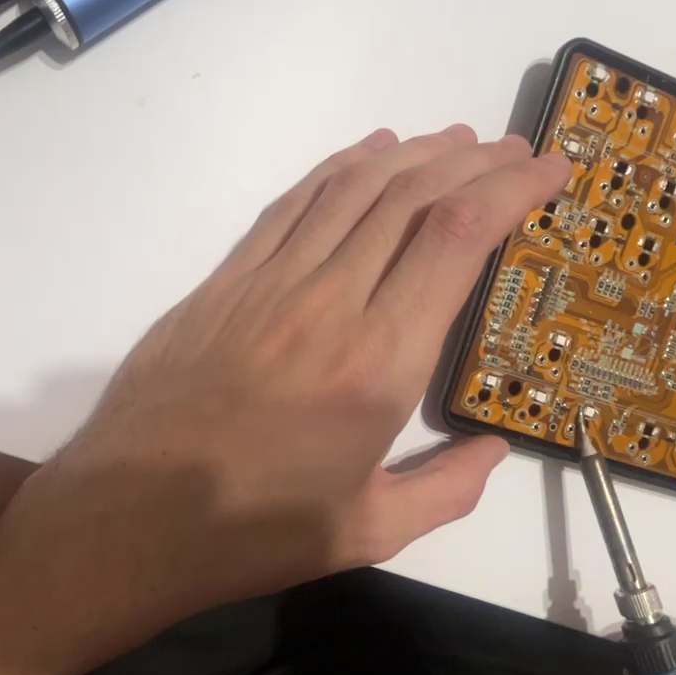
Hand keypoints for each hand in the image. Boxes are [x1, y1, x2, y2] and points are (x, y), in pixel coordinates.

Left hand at [0, 126, 572, 674]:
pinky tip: (367, 155)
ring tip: (456, 140)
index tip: (550, 171)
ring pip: (352, 189)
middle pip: (412, 198)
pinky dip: (337, 170)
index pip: (457, 240)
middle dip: (475, 161)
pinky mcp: (222, 282)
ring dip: (413, 154)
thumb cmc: (248, 533)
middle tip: (515, 150)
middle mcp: (328, 303)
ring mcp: (267, 283)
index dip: (511, 191)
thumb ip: (445, 491)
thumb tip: (495, 450)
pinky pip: (290, 205)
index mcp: (378, 364)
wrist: (125, 518)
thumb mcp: (365, 534)